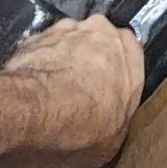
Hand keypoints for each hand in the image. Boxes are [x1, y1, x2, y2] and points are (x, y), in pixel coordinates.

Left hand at [3, 16, 143, 167]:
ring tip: (54, 90)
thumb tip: (109, 118)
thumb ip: (119, 111)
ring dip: (65, 57)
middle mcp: (103, 33)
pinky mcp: (38, 34)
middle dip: (92, 58)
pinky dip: (41, 60)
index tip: (110, 86)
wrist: (34, 115)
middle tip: (81, 88)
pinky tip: (35, 86)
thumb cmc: (82, 127)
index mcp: (129, 55)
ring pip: (71, 39)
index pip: (131, 50)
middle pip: (100, 40)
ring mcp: (69, 29)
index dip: (118, 69)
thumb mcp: (115, 138)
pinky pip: (45, 46)